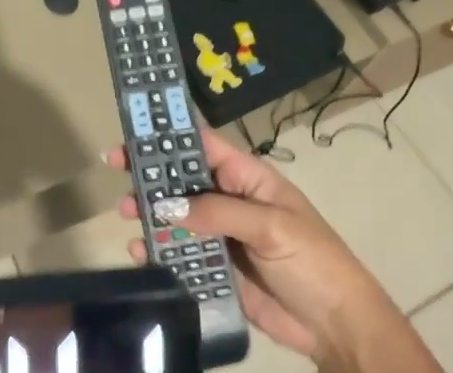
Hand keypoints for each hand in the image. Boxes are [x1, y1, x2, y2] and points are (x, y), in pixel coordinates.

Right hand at [105, 126, 369, 361]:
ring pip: (176, 216)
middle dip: (151, 172)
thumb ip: (219, 212)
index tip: (135, 127)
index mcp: (248, 179)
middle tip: (115, 166)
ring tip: (126, 213)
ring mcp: (222, 236)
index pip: (205, 145)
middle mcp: (230, 201)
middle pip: (183, 179)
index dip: (171, 134)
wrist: (337, 326)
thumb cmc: (314, 261)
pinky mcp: (217, 270)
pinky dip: (159, 251)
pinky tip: (140, 252)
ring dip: (150, 212)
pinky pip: (181, 255)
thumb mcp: (272, 227)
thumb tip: (167, 205)